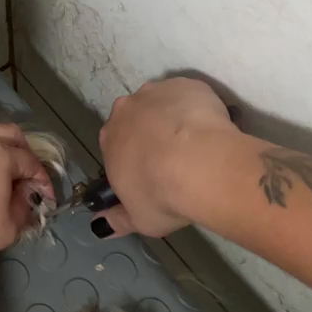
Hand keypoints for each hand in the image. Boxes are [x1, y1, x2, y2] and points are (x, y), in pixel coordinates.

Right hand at [96, 78, 241, 236]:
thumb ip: (118, 219)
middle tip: (177, 160)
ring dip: (174, 120)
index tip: (154, 175)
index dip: (136, 159)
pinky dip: (198, 109)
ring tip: (198, 146)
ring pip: (163, 104)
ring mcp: (155, 93)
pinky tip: (213, 131)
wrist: (200, 166)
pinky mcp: (185, 85)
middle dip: (152, 135)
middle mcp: (126, 110)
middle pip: (137, 120)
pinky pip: (190, 96)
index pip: (118, 145)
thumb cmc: (163, 195)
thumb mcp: (139, 219)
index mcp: (110, 139)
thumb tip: (98, 226)